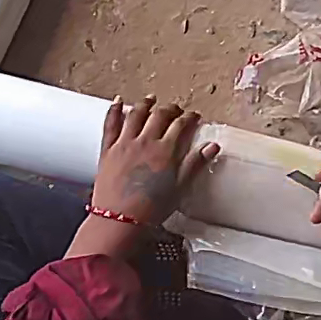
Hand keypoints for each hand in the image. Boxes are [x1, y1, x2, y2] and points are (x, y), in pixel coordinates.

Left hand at [67, 96, 219, 260]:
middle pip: (160, 115)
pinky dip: (115, 110)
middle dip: (171, 109)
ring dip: (145, 104)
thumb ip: (195, 164)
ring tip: (151, 99)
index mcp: (165, 151)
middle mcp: (145, 142)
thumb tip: (213, 146)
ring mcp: (124, 144)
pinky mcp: (108, 150)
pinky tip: (118, 101)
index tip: (194, 117)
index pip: (181, 125)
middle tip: (176, 109)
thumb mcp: (179, 188)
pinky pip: (110, 124)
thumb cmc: (151, 209)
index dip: (189, 118)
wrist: (119, 220)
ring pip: (136, 114)